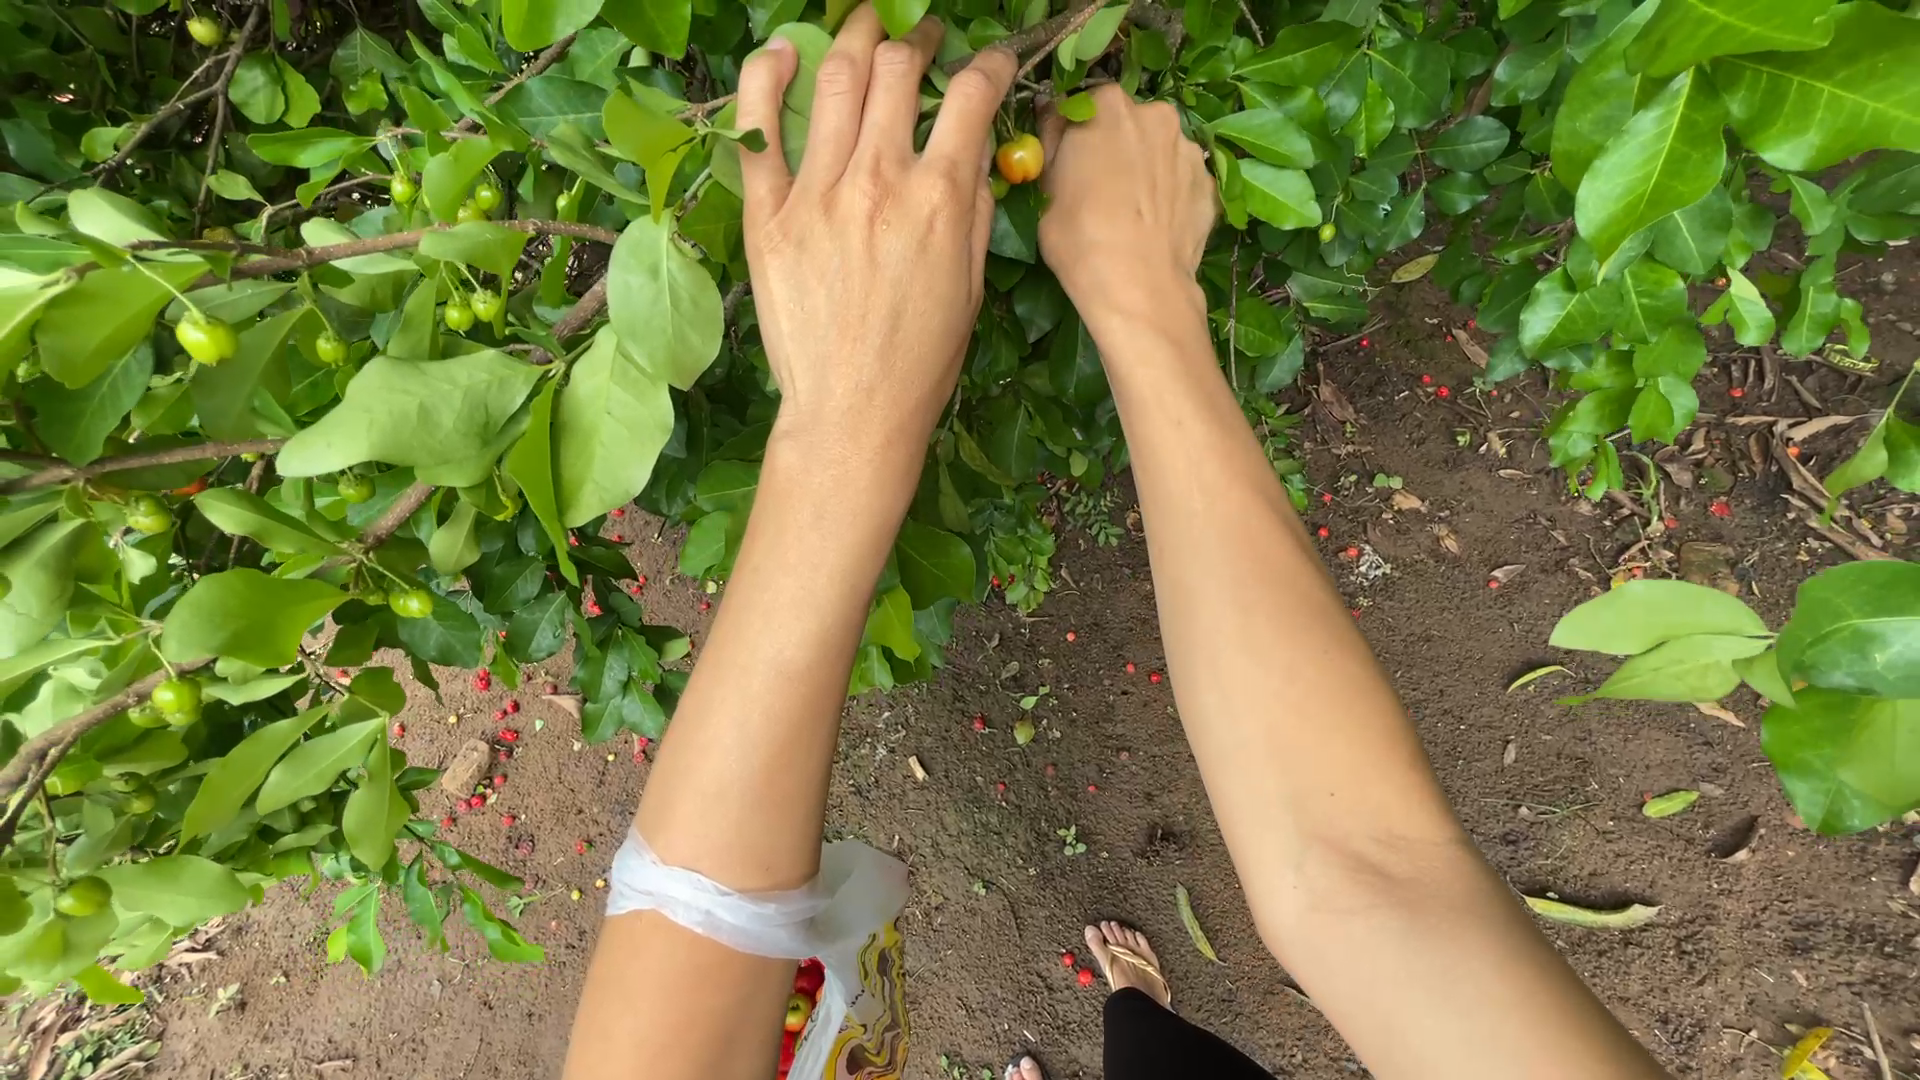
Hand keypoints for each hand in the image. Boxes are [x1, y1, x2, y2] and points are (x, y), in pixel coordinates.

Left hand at [737, 6, 1015, 464]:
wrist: (854, 413)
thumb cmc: (921, 363)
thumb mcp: (969, 289)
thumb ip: (972, 210)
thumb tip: (973, 151)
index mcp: (938, 201)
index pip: (971, 99)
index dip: (989, 67)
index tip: (993, 63)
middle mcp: (878, 182)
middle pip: (898, 71)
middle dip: (919, 40)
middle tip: (923, 37)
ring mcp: (816, 195)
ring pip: (835, 81)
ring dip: (856, 39)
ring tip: (866, 26)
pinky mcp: (767, 218)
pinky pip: (757, 129)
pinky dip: (765, 78)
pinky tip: (779, 53)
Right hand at [1038, 85, 1216, 330]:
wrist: (1139, 288)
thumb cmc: (1080, 239)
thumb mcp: (1044, 193)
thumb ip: (1052, 149)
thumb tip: (1052, 120)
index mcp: (1107, 107)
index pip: (1081, 108)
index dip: (1070, 139)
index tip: (1065, 168)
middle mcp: (1154, 115)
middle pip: (1126, 127)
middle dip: (1113, 151)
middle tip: (1099, 196)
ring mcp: (1188, 149)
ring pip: (1157, 154)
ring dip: (1144, 173)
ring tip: (1131, 217)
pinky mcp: (1208, 184)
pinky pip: (1180, 184)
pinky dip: (1168, 198)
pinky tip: (1154, 229)